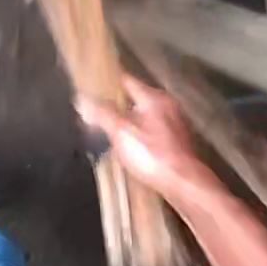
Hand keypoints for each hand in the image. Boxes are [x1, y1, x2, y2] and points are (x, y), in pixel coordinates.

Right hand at [76, 76, 217, 204]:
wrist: (185, 184)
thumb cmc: (151, 154)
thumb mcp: (120, 131)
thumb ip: (101, 112)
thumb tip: (81, 98)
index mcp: (153, 97)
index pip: (126, 80)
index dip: (107, 84)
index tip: (90, 89)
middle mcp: (167, 106)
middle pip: (135, 98)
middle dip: (116, 105)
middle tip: (95, 113)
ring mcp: (175, 124)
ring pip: (144, 116)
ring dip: (128, 121)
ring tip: (108, 132)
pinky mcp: (177, 143)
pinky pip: (152, 131)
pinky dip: (139, 135)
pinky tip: (130, 147)